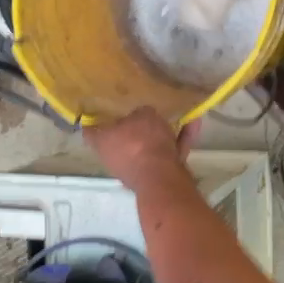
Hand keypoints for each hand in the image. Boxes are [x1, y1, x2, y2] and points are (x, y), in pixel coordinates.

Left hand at [84, 107, 201, 190]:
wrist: (163, 178)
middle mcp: (114, 158)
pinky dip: (178, 141)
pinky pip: (165, 154)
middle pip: (120, 139)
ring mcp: (134, 170)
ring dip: (161, 133)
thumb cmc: (142, 142)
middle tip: (142, 109)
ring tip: (176, 115)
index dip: (95, 117)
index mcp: (102, 142)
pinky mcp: (155, 177)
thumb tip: (143, 115)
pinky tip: (194, 124)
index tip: (104, 105)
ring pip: (147, 147)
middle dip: (133, 126)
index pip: (89, 129)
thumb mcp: (144, 115)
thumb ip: (141, 113)